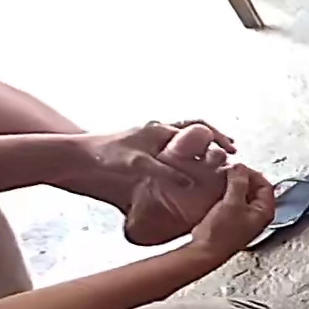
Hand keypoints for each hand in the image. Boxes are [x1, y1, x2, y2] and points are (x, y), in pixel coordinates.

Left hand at [80, 121, 235, 189]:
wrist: (76, 154)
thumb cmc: (106, 156)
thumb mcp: (140, 165)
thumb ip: (168, 173)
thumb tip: (192, 182)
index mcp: (161, 130)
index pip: (199, 128)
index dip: (218, 139)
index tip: (231, 149)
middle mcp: (158, 129)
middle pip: (195, 126)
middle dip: (214, 136)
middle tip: (229, 147)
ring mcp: (150, 135)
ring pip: (184, 133)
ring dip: (201, 142)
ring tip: (213, 154)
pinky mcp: (144, 143)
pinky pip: (173, 142)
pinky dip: (188, 149)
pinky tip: (189, 160)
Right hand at [188, 165, 274, 259]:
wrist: (206, 250)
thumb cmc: (222, 232)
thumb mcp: (232, 203)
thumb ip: (238, 184)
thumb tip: (240, 167)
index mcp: (265, 211)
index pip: (265, 185)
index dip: (252, 173)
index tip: (237, 166)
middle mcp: (258, 213)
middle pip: (255, 188)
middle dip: (242, 177)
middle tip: (228, 170)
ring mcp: (246, 216)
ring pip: (243, 193)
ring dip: (233, 184)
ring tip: (221, 177)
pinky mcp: (233, 217)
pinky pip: (233, 199)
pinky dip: (227, 191)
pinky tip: (216, 188)